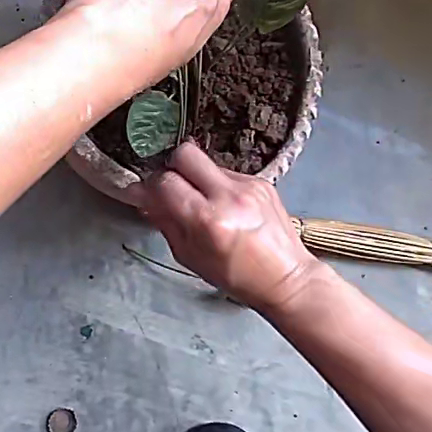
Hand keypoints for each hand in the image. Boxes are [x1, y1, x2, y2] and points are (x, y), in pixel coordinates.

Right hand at [134, 143, 331, 313]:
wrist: (287, 278)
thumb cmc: (236, 276)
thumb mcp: (189, 256)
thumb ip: (164, 222)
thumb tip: (143, 198)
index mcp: (207, 220)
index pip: (165, 181)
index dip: (149, 187)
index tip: (144, 194)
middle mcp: (228, 196)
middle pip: (185, 153)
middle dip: (170, 167)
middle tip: (170, 187)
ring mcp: (248, 185)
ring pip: (205, 162)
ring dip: (194, 177)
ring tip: (200, 202)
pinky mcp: (261, 181)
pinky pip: (225, 172)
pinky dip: (216, 185)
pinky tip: (223, 206)